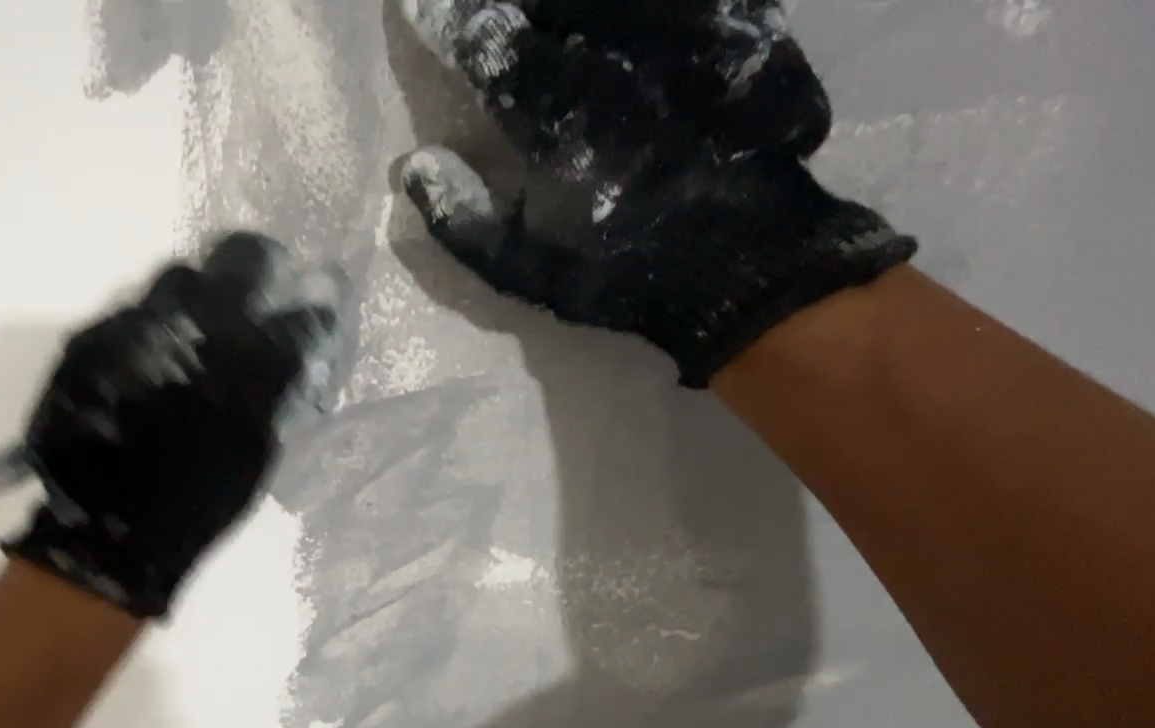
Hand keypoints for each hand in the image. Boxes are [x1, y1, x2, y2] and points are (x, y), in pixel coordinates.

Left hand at [5, 232, 345, 616]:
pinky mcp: (92, 335)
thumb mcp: (256, 455)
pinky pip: (129, 310)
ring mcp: (140, 322)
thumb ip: (276, 395)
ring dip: (195, 296)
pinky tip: (142, 361)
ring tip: (190, 332)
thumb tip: (290, 360)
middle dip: (259, 267)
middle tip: (257, 292)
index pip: (309, 308)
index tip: (316, 309)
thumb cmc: (194, 508)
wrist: (102, 531)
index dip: (319, 304)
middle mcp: (201, 324)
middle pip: (243, 254)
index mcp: (255, 363)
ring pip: (179, 274)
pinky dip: (145, 329)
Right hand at [399, 0, 916, 386]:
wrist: (741, 269)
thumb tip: (413, 166)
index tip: (421, 5)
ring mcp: (681, 47)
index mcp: (561, 126)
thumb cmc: (619, 273)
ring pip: (617, 0)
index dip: (455, 25)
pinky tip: (625, 13)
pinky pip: (696, 0)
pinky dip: (658, 5)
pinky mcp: (735, 38)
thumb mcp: (525, 271)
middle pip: (555, 6)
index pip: (496, 56)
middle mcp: (617, 70)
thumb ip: (462, 221)